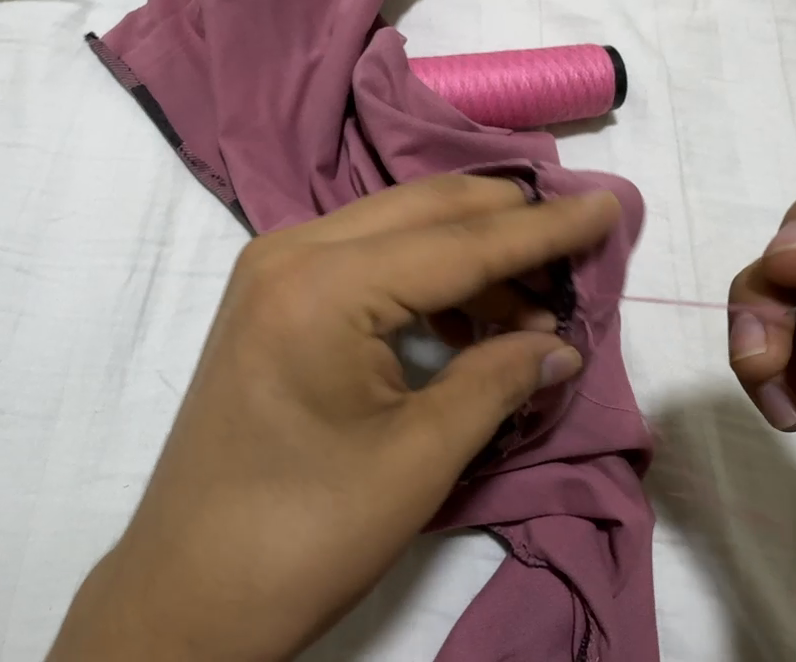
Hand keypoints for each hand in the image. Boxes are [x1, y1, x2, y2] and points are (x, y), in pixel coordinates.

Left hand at [52, 175, 621, 661]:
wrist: (187, 590)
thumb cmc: (302, 534)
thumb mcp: (417, 460)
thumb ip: (496, 382)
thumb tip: (562, 343)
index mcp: (323, 284)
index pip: (459, 241)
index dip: (542, 230)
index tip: (608, 206)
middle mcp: (292, 249)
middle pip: (426, 211)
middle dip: (508, 223)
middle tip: (579, 241)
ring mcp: (274, 267)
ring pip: (396, 227)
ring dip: (468, 252)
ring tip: (533, 302)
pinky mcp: (272, 294)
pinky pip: (365, 257)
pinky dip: (424, 275)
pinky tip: (469, 318)